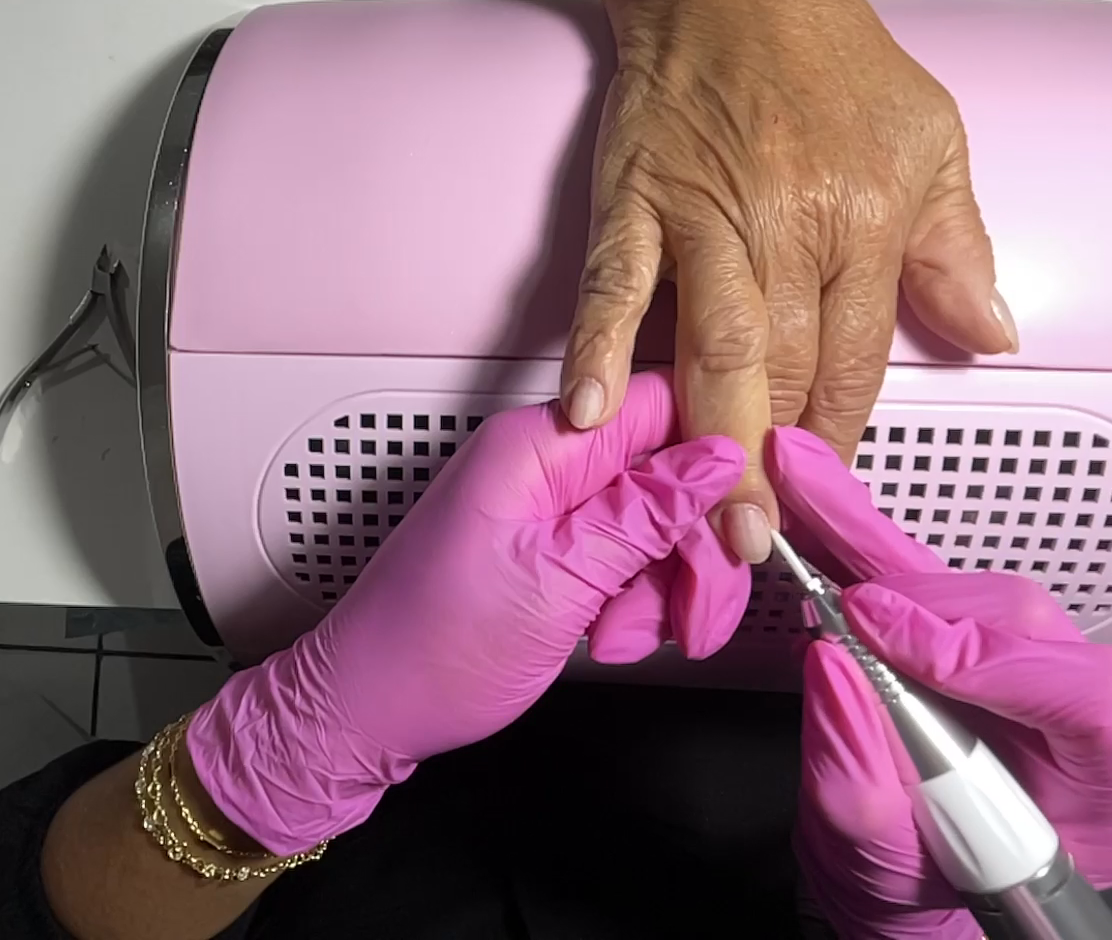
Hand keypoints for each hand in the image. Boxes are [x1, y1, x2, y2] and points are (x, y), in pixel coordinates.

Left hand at [187, 372, 743, 853]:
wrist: (371, 706)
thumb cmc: (431, 647)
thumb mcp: (556, 580)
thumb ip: (643, 513)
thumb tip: (717, 459)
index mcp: (536, 446)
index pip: (658, 405)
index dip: (715, 458)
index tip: (740, 526)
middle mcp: (543, 463)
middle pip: (667, 475)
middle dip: (692, 549)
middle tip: (696, 616)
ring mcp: (549, 506)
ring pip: (654, 523)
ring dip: (662, 587)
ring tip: (625, 636)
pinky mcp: (551, 544)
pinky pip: (624, 555)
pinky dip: (634, 601)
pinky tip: (608, 635)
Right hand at [563, 0, 1016, 569]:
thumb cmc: (825, 62)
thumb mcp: (930, 140)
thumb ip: (957, 248)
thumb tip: (991, 336)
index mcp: (868, 218)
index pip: (857, 359)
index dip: (839, 438)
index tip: (818, 497)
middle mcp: (791, 226)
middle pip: (789, 370)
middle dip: (774, 466)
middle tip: (757, 546)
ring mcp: (704, 217)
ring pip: (715, 345)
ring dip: (713, 434)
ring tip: (704, 516)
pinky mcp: (633, 203)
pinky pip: (616, 286)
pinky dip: (599, 347)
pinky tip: (588, 410)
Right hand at [768, 428, 1111, 938]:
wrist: (899, 892)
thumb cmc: (907, 897)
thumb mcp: (871, 866)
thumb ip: (856, 776)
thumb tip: (832, 661)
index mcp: (1108, 800)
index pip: (1087, 696)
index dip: (980, 652)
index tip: (876, 631)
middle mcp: (1079, 723)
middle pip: (1028, 621)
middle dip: (922, 603)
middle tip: (834, 601)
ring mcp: (1025, 674)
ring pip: (976, 588)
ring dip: (888, 566)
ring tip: (818, 547)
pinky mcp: (966, 644)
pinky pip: (927, 585)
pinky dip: (866, 554)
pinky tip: (820, 509)